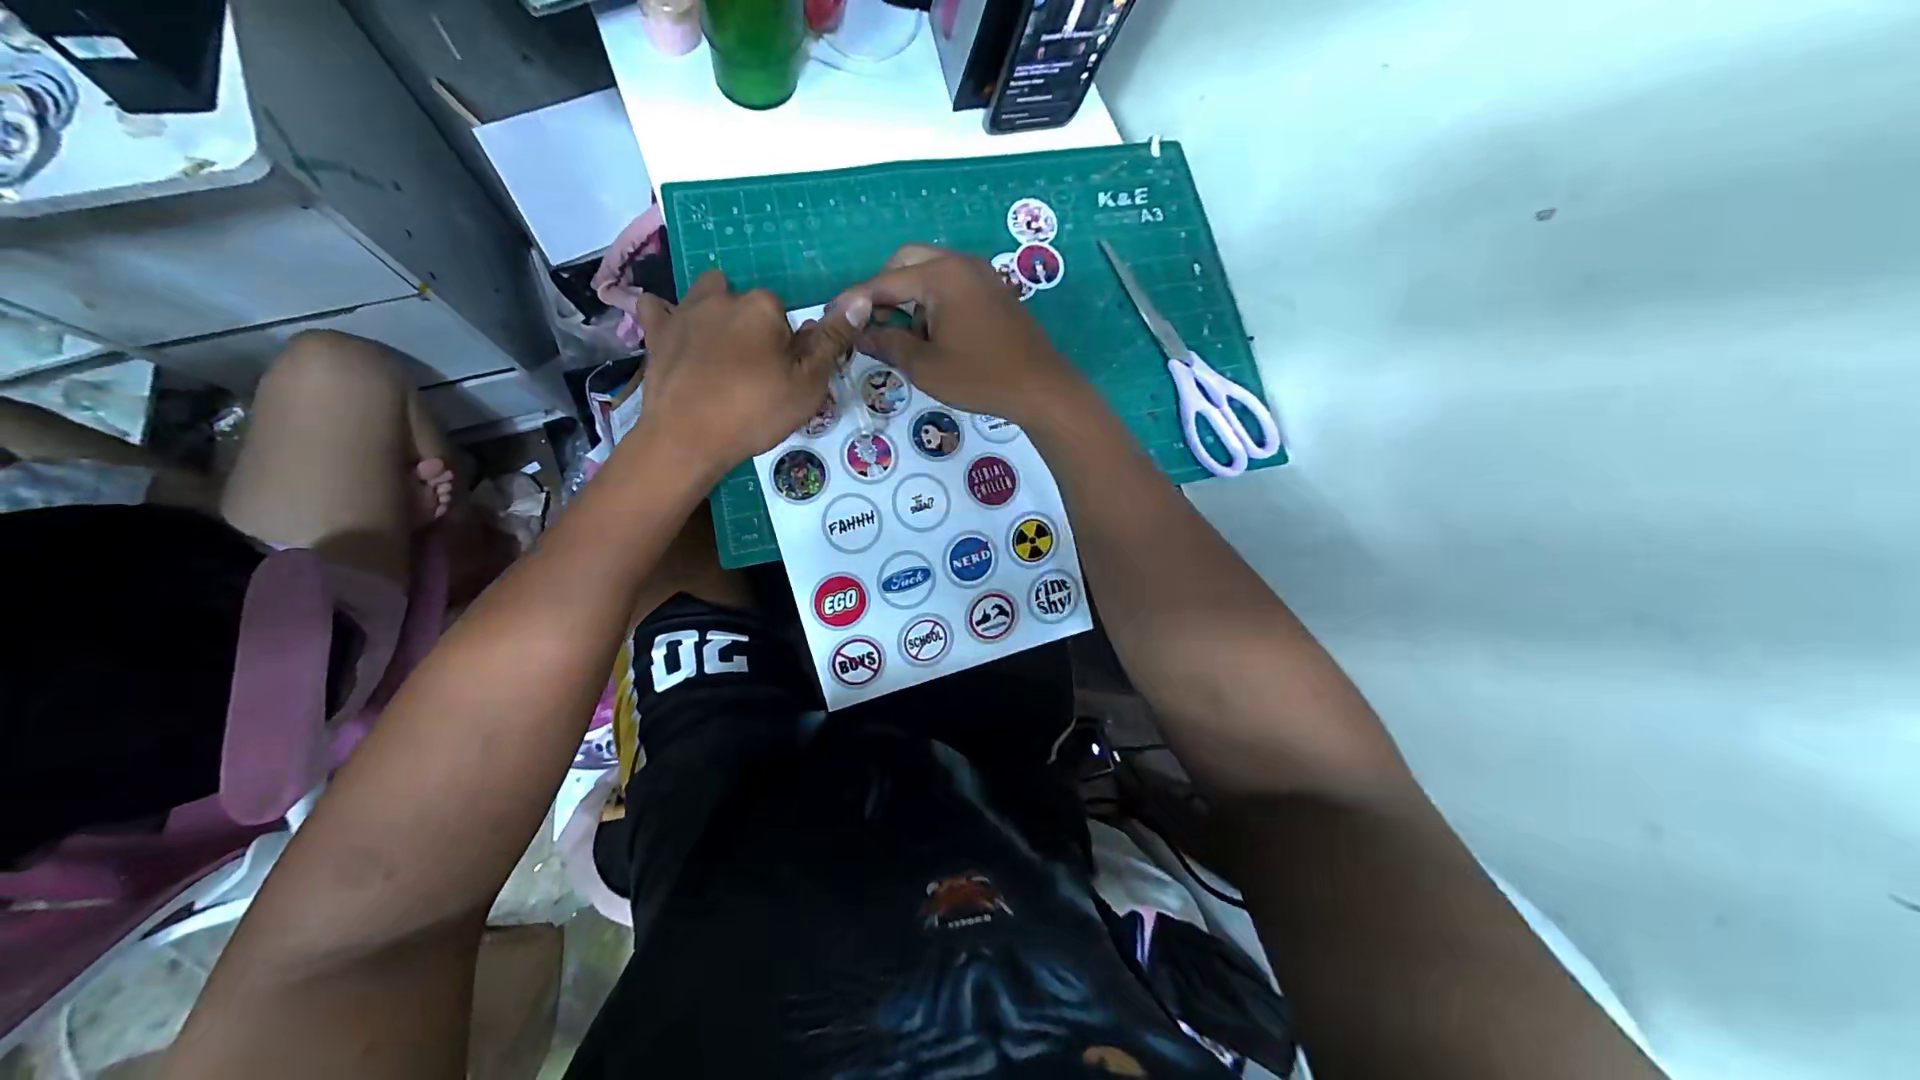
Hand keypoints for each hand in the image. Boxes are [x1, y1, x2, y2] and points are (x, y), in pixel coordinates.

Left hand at [625, 270, 864, 476]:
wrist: (688, 439)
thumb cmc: (755, 411)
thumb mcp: (808, 385)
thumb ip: (832, 341)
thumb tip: (859, 299)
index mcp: (763, 306)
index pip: (787, 317)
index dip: (790, 348)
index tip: (785, 377)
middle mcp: (723, 297)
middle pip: (748, 304)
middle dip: (754, 329)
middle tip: (755, 372)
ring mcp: (684, 312)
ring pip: (707, 295)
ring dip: (717, 313)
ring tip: (721, 352)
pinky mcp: (656, 334)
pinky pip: (657, 308)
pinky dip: (668, 316)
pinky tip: (677, 334)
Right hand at [831, 245, 1086, 424]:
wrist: (1041, 387)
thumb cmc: (981, 377)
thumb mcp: (926, 366)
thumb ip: (888, 344)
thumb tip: (860, 334)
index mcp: (941, 275)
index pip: (884, 281)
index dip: (856, 301)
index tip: (834, 315)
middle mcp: (961, 263)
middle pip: (906, 262)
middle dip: (884, 290)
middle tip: (874, 324)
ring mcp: (981, 274)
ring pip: (930, 270)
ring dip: (909, 294)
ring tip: (905, 334)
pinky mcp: (993, 289)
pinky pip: (951, 282)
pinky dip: (933, 299)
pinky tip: (933, 333)